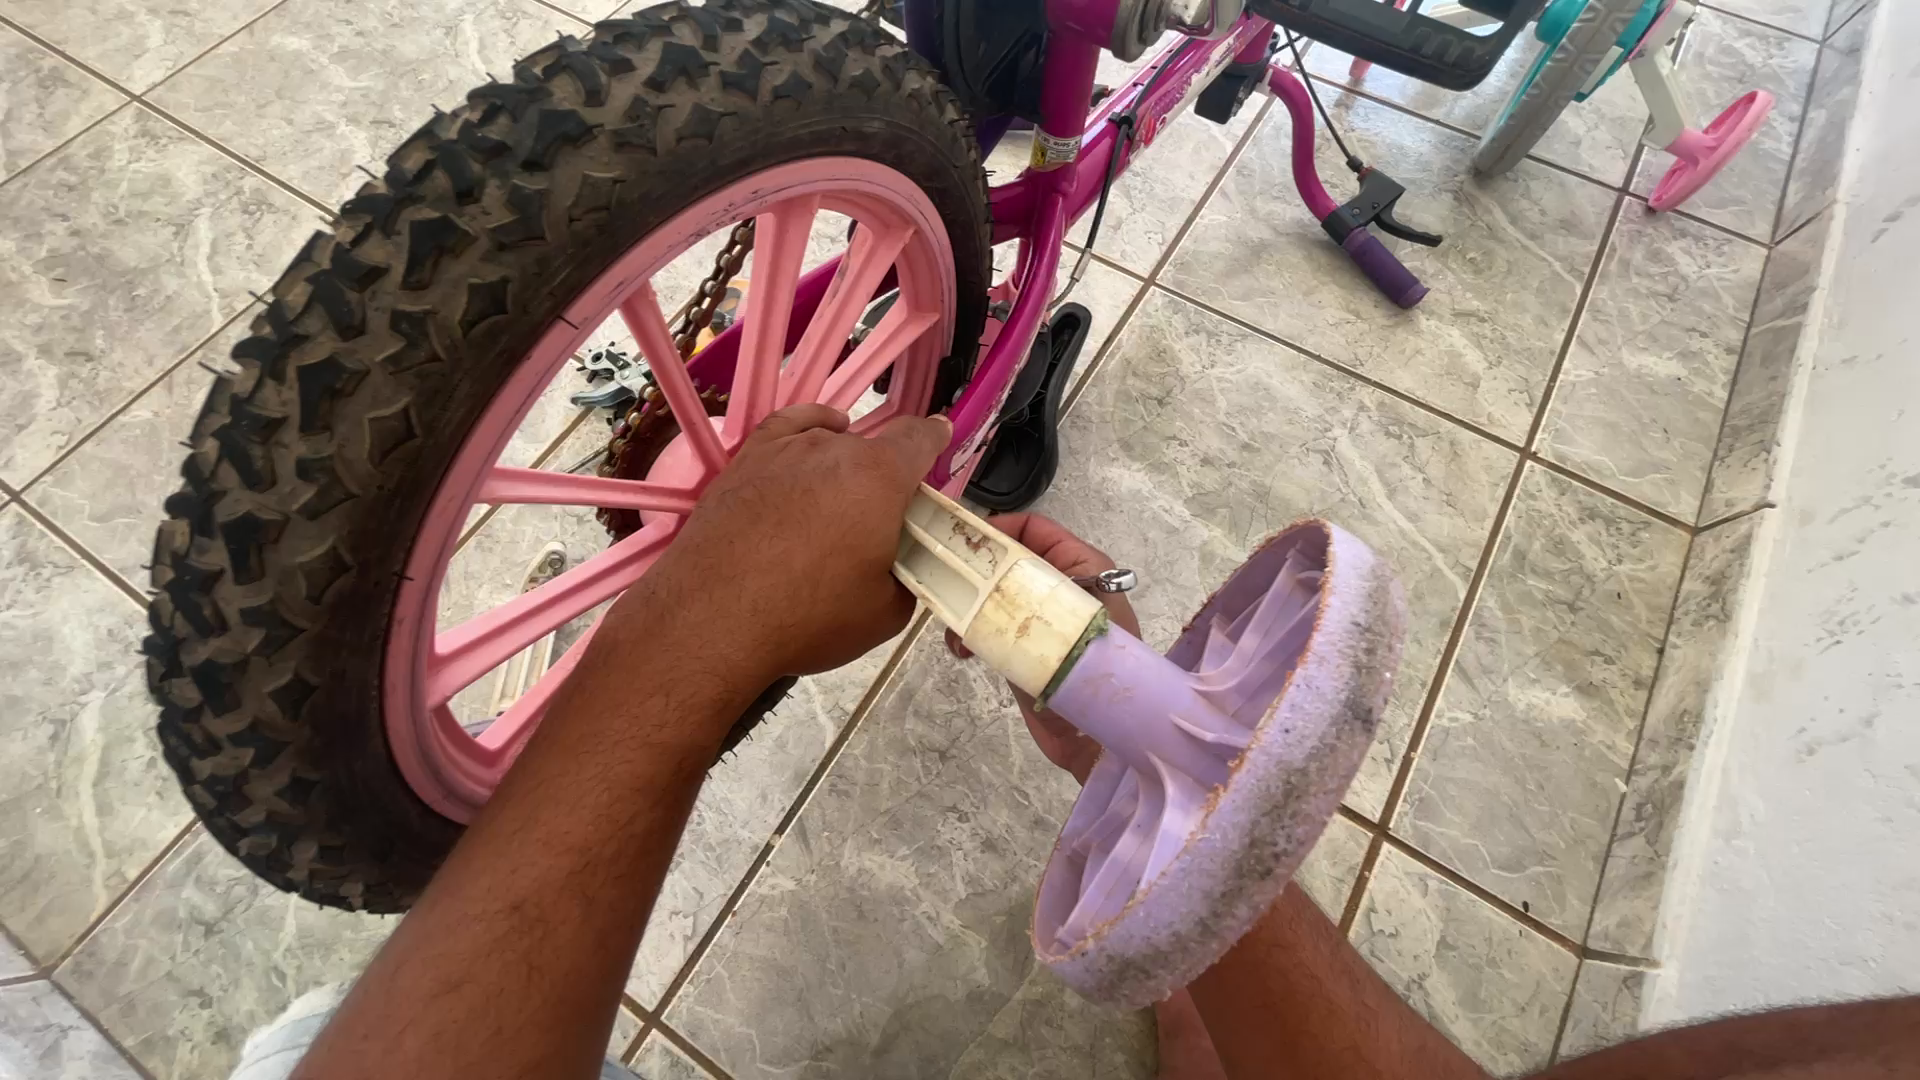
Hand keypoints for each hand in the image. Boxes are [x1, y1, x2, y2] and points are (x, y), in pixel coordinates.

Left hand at [612, 403, 948, 683]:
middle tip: (883, 523)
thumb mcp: (885, 613)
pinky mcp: (745, 461)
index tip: (941, 440)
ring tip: (841, 506)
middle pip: (875, 449)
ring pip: (832, 443)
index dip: (936, 439)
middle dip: (888, 477)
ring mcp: (784, 450)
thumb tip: (903, 568)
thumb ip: (908, 577)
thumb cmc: (808, 617)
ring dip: (847, 467)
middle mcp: (833, 450)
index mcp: (879, 478)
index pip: (919, 438)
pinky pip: (788, 427)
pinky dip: (810, 427)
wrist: (712, 621)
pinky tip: (819, 434)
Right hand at [945, 513, 1139, 784]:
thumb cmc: (1094, 669)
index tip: (963, 539)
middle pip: (1008, 560)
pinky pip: (989, 629)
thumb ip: (1035, 579)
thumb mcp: (1070, 610)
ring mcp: (1039, 620)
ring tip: (953, 626)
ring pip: (993, 594)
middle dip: (974, 568)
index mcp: (1081, 567)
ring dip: (968, 604)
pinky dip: (970, 633)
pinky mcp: (1023, 651)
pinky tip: (961, 649)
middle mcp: (1059, 588)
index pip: (1035, 527)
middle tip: (945, 579)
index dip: (999, 526)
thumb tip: (989, 557)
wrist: (1097, 742)